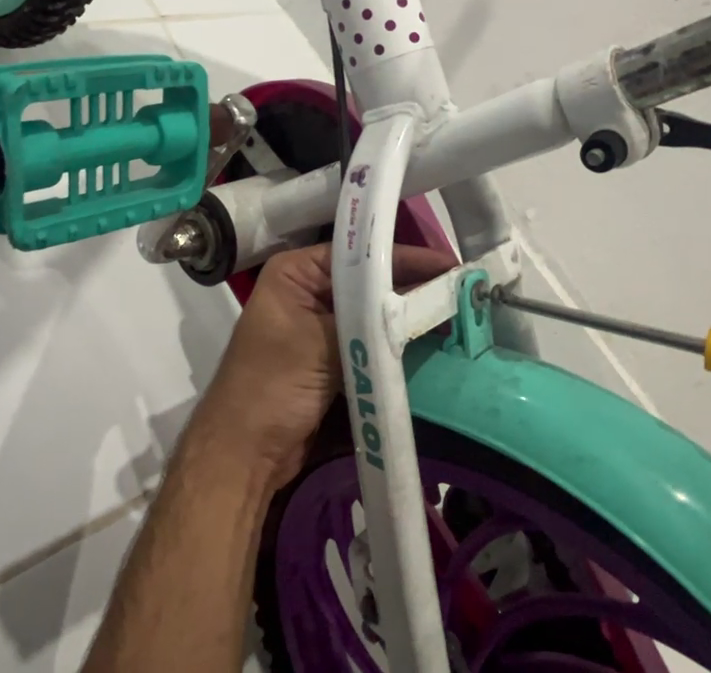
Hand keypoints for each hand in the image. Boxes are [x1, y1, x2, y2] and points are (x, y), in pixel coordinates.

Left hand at [187, 243, 457, 493]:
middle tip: (464, 292)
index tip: (451, 265)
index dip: (407, 258)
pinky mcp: (333, 361)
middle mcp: (308, 292)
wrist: (245, 455)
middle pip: (371, 283)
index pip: (359, 254)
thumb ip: (374, 318)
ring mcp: (321, 328)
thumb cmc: (273, 386)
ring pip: (375, 314)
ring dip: (411, 318)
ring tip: (459, 315)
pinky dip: (399, 345)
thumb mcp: (323, 343)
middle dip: (415, 288)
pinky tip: (434, 344)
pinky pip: (373, 344)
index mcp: (296, 273)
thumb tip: (432, 297)